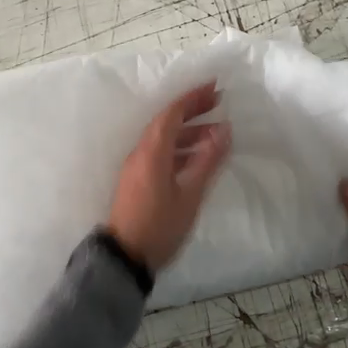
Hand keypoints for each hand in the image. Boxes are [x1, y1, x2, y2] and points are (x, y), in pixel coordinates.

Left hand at [106, 82, 232, 270]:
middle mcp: (141, 153)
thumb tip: (224, 130)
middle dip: (192, 110)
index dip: (193, 97)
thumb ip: (207, 160)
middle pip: (167, 122)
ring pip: (163, 138)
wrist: (123, 260)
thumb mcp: (189, 195)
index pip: (172, 113)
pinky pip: (159, 152)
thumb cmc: (159, 226)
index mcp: (152, 152)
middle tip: (217, 102)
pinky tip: (196, 156)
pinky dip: (179, 147)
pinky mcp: (136, 180)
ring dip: (187, 131)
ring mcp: (136, 167)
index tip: (214, 87)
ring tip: (214, 132)